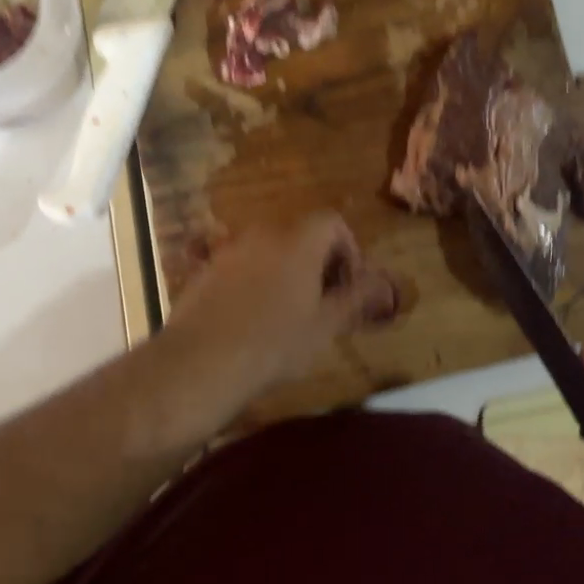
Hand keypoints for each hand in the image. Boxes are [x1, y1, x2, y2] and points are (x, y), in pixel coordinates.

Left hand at [164, 213, 399, 387]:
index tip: (348, 285)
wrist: (201, 361)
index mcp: (298, 241)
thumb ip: (356, 298)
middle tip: (323, 301)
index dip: (348, 249)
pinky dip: (254, 281)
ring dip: (285, 271)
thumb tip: (382, 284)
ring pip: (268, 250)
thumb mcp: (326, 325)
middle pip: (300, 234)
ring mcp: (229, 249)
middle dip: (317, 262)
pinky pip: (240, 266)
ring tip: (289, 312)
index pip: (332, 222)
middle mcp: (263, 234)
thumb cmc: (275, 343)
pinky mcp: (204, 269)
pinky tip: (252, 318)